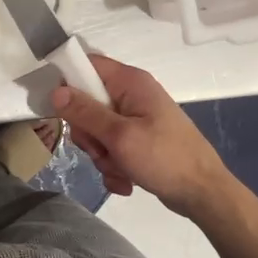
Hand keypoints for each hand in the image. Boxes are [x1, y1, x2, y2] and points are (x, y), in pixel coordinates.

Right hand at [50, 55, 233, 217]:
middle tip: (102, 150)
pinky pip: (112, 149)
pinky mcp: (139, 141)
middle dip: (89, 135)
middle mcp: (133, 95)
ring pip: (98, 132)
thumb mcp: (120, 136)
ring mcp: (136, 119)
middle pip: (87, 104)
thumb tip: (56, 91)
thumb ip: (85, 113)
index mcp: (130, 82)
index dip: (68, 83)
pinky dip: (114, 167)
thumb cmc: (164, 158)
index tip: (59, 110)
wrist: (202, 192)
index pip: (88, 65)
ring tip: (121, 170)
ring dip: (103, 156)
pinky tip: (127, 182)